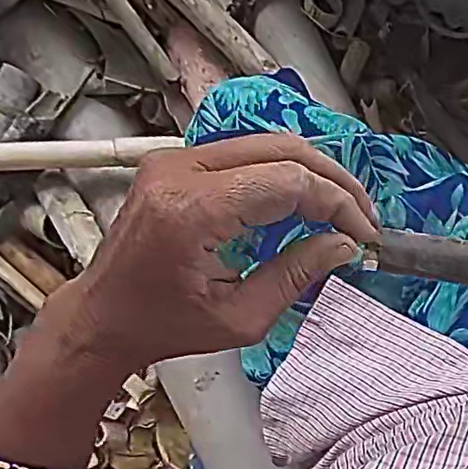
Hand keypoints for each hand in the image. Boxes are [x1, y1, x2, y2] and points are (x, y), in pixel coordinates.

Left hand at [44, 133, 380, 370]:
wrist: (105, 315)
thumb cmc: (162, 325)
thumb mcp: (241, 318)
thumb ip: (296, 276)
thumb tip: (343, 246)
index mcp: (191, 211)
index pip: (288, 182)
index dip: (337, 204)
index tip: (362, 233)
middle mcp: (179, 172)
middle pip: (283, 150)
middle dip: (335, 182)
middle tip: (362, 216)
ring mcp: (175, 160)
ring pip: (268, 143)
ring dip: (314, 173)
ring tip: (342, 209)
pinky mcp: (178, 164)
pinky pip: (247, 153)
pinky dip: (286, 173)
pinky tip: (307, 201)